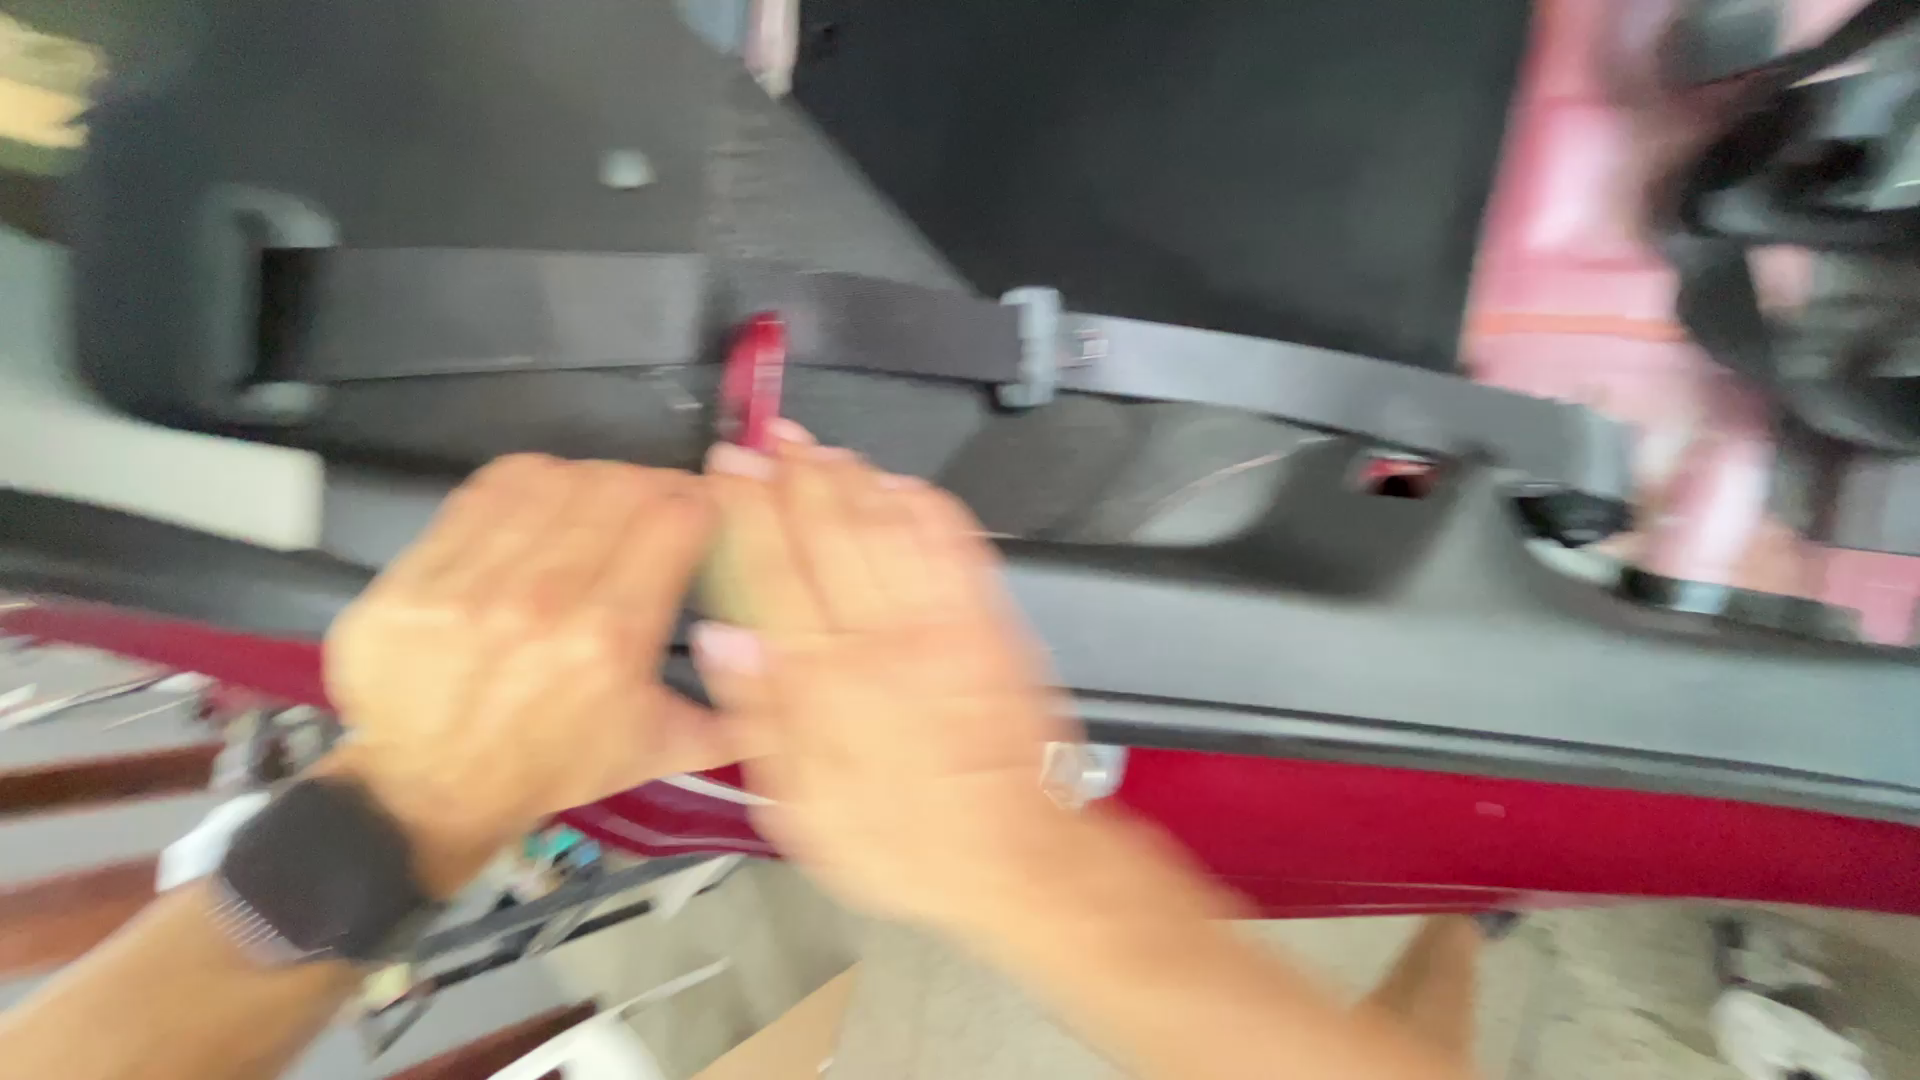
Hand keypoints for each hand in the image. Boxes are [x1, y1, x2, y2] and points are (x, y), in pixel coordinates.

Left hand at [322, 455, 734, 896]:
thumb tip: (793, 678)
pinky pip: (492, 488)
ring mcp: (473, 581)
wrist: (426, 791)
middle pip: (623, 486)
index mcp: (612, 639)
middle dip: (660, 484)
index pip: (677, 519)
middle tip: (666, 504)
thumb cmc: (555, 765)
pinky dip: (538, 481)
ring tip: (611, 501)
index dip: (705, 501)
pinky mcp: (418, 572)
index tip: (709, 512)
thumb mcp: (657, 751)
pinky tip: (553, 501)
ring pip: (562, 478)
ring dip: (603, 479)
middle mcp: (546, 600)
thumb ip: (735, 718)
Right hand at [695, 424, 1083, 933]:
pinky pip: (957, 544)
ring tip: (821, 447)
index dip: (748, 508)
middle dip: (794, 473)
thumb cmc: (906, 842)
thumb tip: (725, 638)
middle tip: (769, 436)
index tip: (729, 467)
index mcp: (829, 682)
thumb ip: (761, 719)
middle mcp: (885, 638)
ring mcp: (946, 623)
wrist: (1019, 855)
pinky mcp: (992, 622)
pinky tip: (901, 483)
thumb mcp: (804, 812)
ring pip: (890, 523)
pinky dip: (926, 504)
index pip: (774, 569)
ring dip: (853, 476)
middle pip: (831, 529)